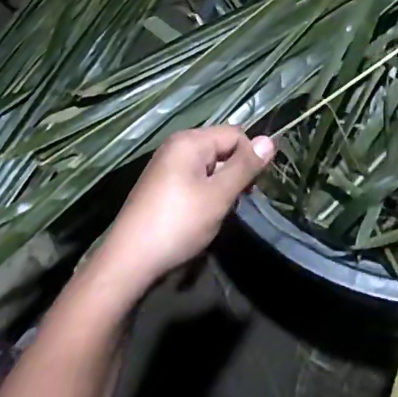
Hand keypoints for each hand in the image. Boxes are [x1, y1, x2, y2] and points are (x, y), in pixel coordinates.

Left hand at [90, 126, 274, 295]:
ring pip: (209, 166)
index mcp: (189, 141)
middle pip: (221, 148)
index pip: (235, 134)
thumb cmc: (178, 224)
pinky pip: (193, 179)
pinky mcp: (160, 186)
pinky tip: (201, 217)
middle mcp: (176, 146)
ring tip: (218, 213)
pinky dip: (204, 194)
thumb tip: (269, 140)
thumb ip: (245, 167)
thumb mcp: (218, 196)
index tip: (252, 189)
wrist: (128, 262)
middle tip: (236, 203)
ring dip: (220, 186)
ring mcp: (166, 166)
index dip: (249, 158)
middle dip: (234, 173)